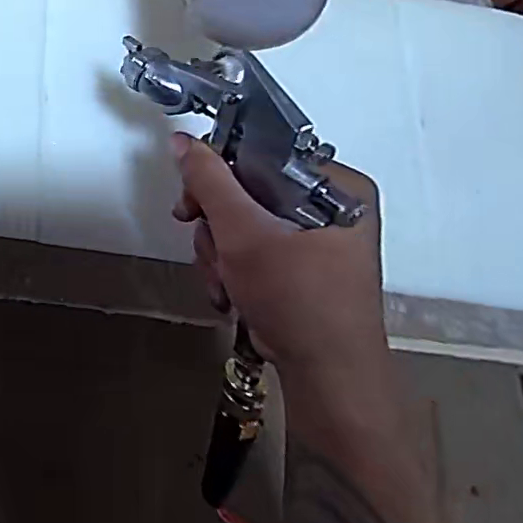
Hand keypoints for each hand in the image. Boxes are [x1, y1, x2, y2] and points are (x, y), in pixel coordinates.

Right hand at [171, 132, 389, 390]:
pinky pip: (250, 246)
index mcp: (339, 188)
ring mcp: (315, 240)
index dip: (219, 173)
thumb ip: (209, 181)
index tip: (192, 202)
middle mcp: (331, 207)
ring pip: (241, 221)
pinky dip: (232, 267)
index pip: (262, 154)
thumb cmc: (297, 299)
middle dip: (217, 225)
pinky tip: (231, 291)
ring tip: (225, 281)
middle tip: (211, 246)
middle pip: (246, 190)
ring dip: (220, 251)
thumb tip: (183, 141)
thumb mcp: (244, 232)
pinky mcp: (300, 267)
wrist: (327, 380)